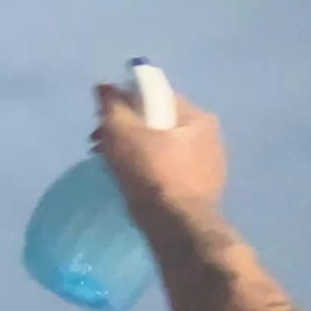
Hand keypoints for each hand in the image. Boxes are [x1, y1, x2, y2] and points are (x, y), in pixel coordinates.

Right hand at [94, 84, 227, 219]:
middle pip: (156, 120)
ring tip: (111, 162)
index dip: (123, 102)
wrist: (176, 223)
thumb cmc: (149, 169)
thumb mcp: (120, 130)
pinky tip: (132, 177)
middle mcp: (209, 136)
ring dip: (133, 148)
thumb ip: (111, 103)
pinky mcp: (201, 186)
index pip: (154, 95)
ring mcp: (209, 163)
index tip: (103, 119)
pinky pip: (167, 165)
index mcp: (196, 117)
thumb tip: (106, 86)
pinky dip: (147, 166)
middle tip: (100, 142)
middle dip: (125, 128)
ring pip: (160, 144)